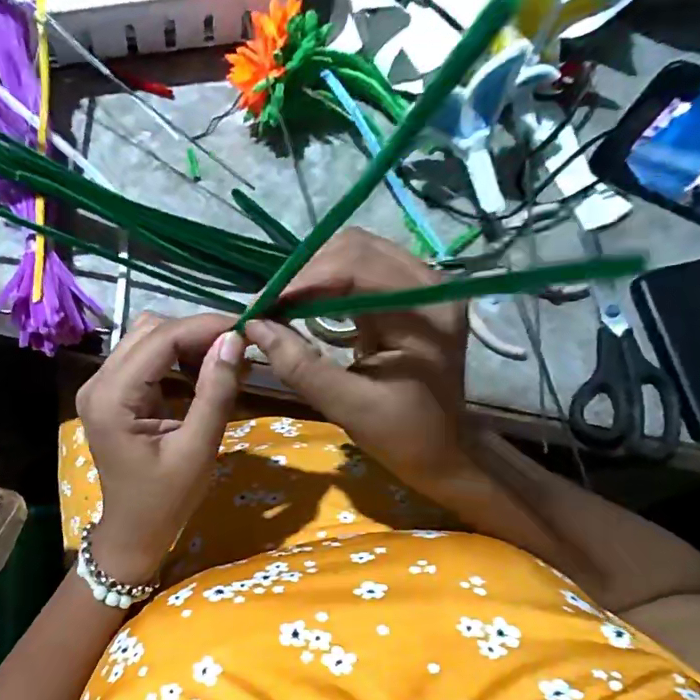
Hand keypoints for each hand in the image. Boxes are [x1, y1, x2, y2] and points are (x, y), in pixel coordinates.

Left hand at [77, 313, 245, 583]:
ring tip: (228, 358)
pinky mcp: (113, 392)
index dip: (206, 326)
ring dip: (189, 342)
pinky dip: (178, 357)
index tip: (247, 327)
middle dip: (198, 331)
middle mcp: (99, 381)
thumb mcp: (198, 449)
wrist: (134, 531)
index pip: (161, 338)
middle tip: (241, 346)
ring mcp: (102, 385)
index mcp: (112, 397)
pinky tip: (206, 370)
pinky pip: (147, 358)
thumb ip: (215, 392)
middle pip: (152, 330)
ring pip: (148, 338)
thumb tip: (234, 341)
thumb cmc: (166, 499)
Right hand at [243, 229, 479, 497]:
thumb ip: (301, 366)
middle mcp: (431, 286)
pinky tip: (309, 305)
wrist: (444, 452)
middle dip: (307, 273)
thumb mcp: (348, 406)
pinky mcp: (412, 293)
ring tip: (285, 305)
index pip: (357, 268)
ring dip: (316, 275)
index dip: (304, 280)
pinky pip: (364, 269)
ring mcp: (424, 286)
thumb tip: (254, 326)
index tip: (263, 305)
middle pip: (357, 248)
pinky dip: (330, 282)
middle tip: (272, 307)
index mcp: (425, 314)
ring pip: (358, 252)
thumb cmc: (403, 436)